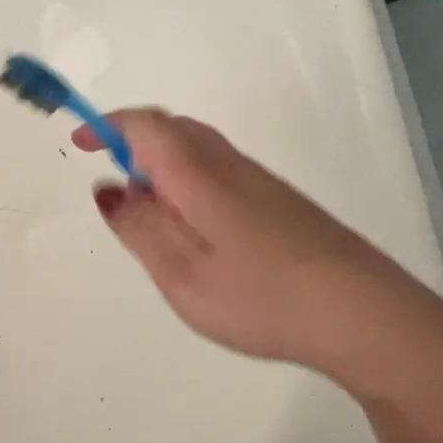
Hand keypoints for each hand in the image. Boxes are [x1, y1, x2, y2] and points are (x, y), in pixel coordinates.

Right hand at [75, 109, 441, 381]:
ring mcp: (261, 184)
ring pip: (200, 151)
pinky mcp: (281, 205)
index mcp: (199, 178)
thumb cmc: (259, 297)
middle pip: (176, 130)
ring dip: (161, 163)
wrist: (364, 316)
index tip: (79, 145)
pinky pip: (220, 172)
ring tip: (146, 215)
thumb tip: (108, 187)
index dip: (108, 126)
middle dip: (133, 140)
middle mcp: (231, 168)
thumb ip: (140, 228)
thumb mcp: (180, 273)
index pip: (147, 126)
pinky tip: (193, 230)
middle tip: (110, 180)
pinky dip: (188, 181)